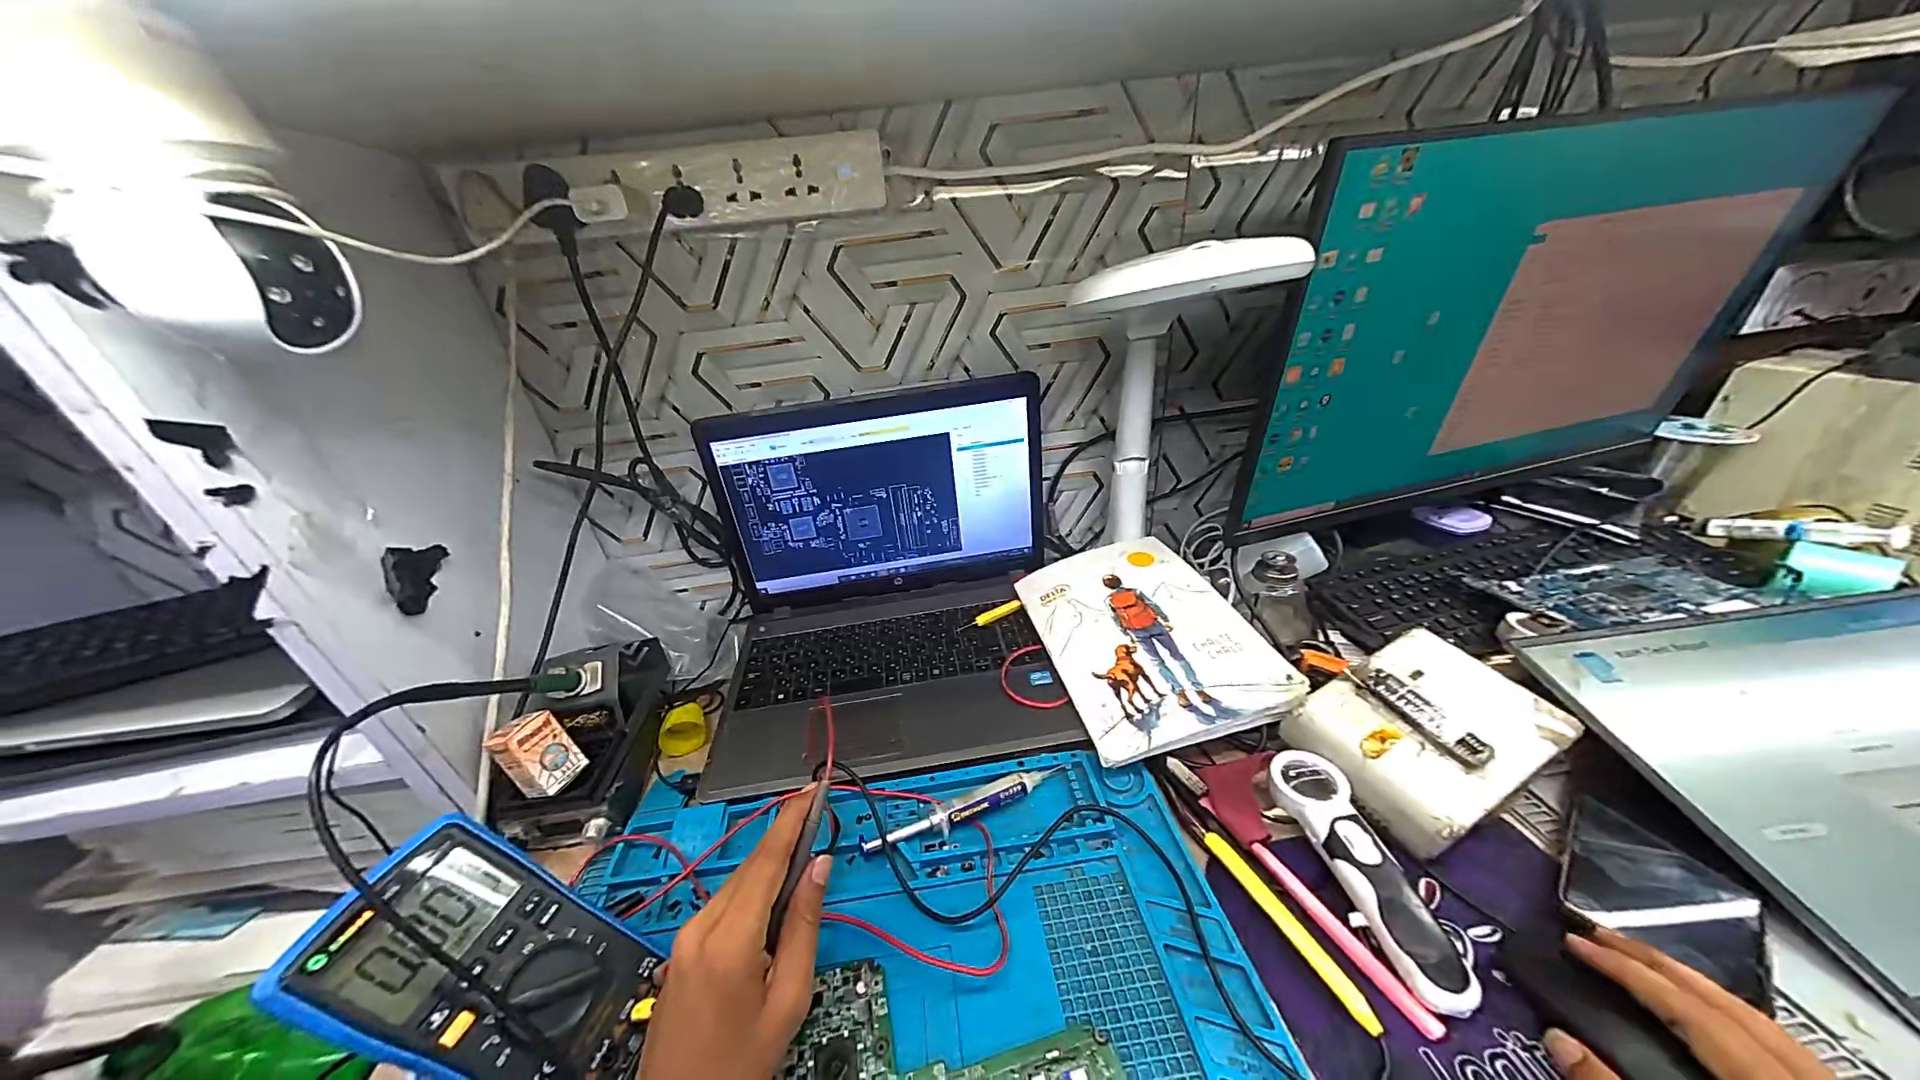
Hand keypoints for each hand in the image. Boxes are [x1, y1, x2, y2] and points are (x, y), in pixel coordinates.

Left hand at [638, 787, 831, 1079]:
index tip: (814, 790)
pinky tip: (775, 897)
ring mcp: (686, 936)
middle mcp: (700, 928)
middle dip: (787, 837)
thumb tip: (819, 868)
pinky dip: (754, 888)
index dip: (793, 818)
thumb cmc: (739, 1061)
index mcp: (729, 940)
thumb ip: (805, 925)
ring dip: (772, 864)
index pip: (767, 859)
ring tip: (805, 860)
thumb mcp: (790, 997)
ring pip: (738, 880)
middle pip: (752, 865)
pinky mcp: (682, 945)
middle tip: (819, 817)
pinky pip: (725, 901)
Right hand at [1544, 929, 1830, 1079]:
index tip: (1576, 943)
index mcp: (1763, 1079)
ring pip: (1753, 1015)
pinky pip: (1774, 1036)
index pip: (1683, 1007)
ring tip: (1639, 958)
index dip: (1624, 969)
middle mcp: (1800, 1075)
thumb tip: (1559, 1040)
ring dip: (1686, 979)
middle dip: (1652, 960)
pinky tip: (1700, 1007)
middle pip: (1721, 1001)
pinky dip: (1724, 1008)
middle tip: (1598, 934)